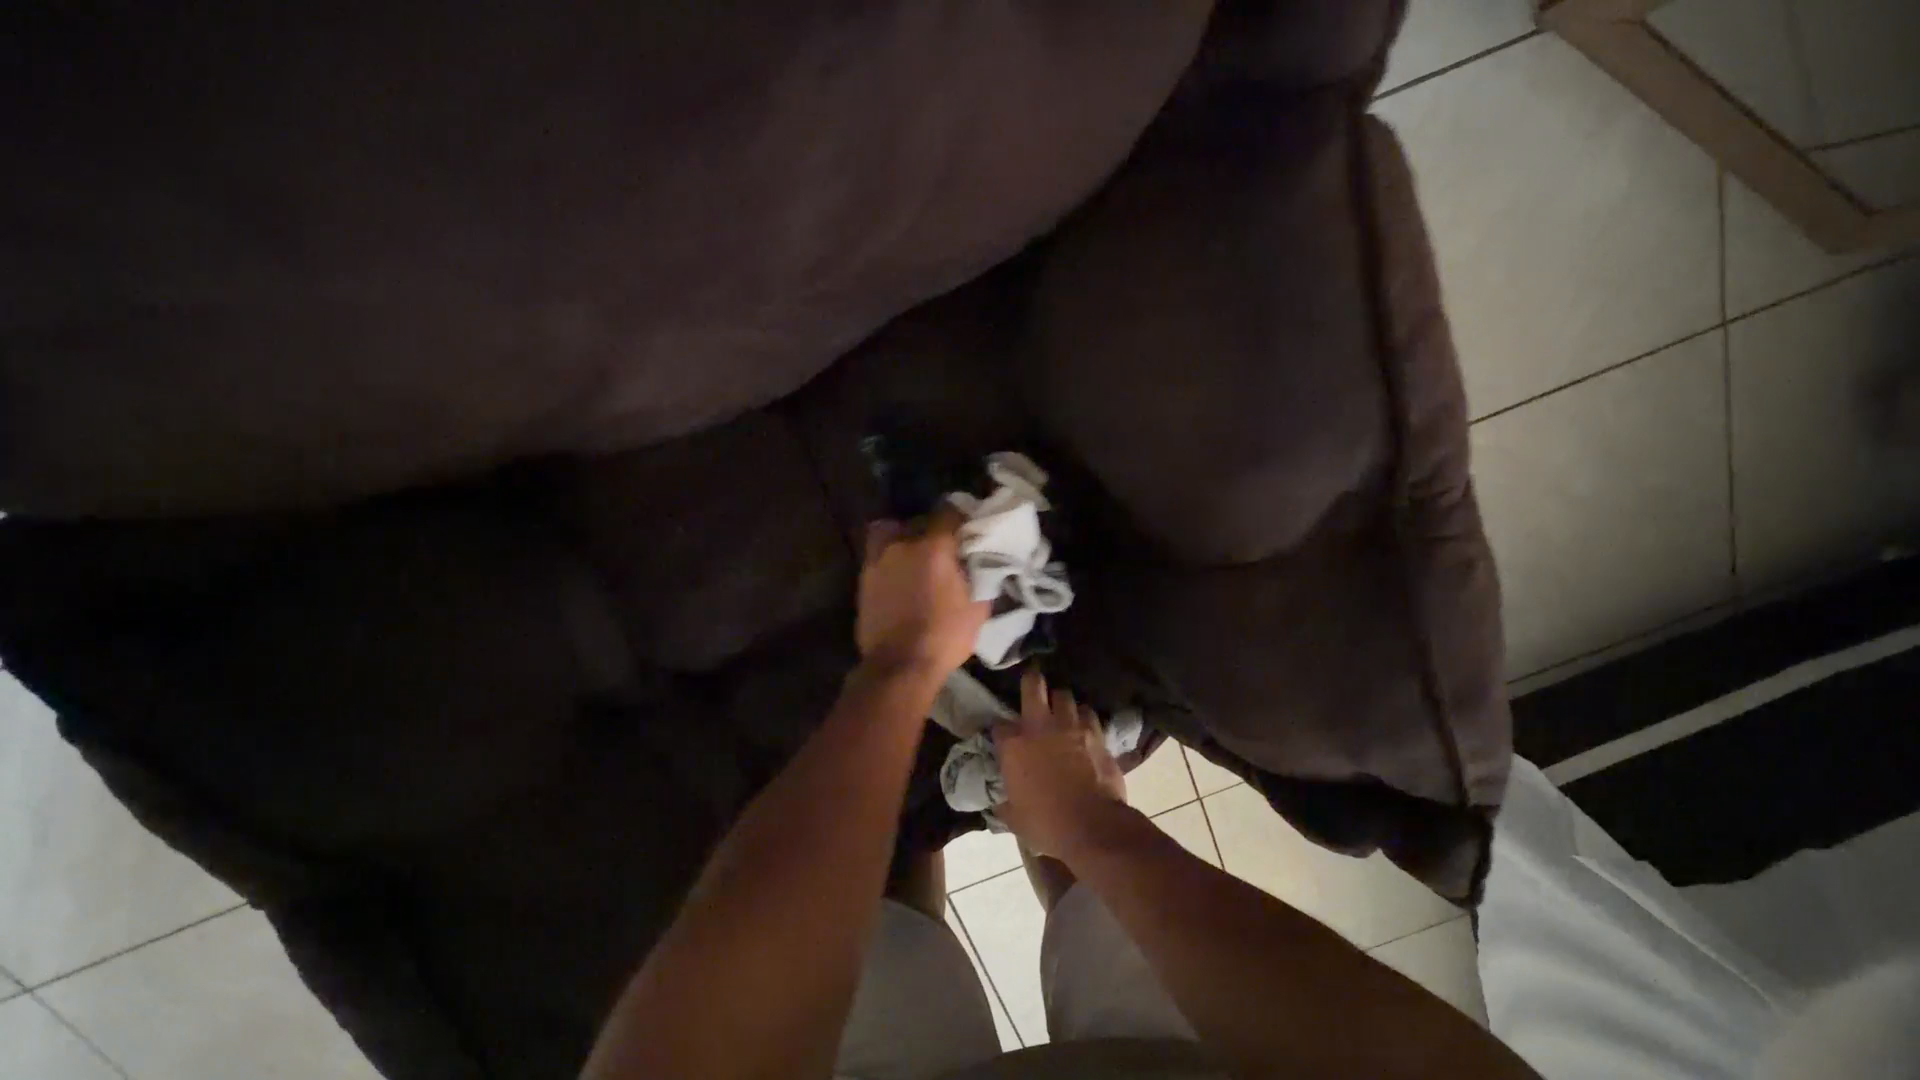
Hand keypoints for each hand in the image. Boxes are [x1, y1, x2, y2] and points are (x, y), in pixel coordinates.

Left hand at [855, 507, 989, 677]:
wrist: (900, 666)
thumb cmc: (944, 637)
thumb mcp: (978, 607)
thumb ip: (979, 575)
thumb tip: (979, 563)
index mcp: (934, 547)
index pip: (948, 512)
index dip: (960, 517)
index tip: (967, 528)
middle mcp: (902, 545)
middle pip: (917, 521)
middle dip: (930, 529)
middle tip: (942, 546)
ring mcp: (877, 561)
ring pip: (889, 535)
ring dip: (903, 540)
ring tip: (914, 557)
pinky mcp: (862, 581)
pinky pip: (877, 558)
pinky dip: (889, 562)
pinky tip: (900, 578)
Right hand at [994, 669, 1126, 859]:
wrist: (1092, 825)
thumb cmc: (1047, 824)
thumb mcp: (1015, 818)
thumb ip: (1006, 804)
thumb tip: (1001, 804)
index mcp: (1014, 746)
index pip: (999, 725)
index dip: (1001, 729)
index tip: (1003, 736)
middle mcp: (1041, 727)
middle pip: (1033, 686)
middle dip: (1031, 681)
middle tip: (1032, 684)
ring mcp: (1072, 727)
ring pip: (1065, 695)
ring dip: (1062, 701)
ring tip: (1062, 710)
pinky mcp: (1097, 734)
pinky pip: (1089, 714)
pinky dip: (1085, 717)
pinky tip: (1084, 727)